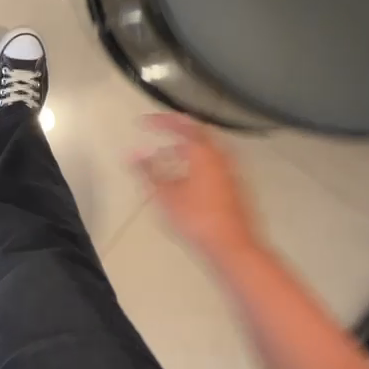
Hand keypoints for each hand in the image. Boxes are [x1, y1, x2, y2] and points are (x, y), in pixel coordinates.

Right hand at [131, 114, 263, 263]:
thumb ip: (147, 171)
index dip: (161, 121)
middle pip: (199, 136)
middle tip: (159, 133)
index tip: (143, 122)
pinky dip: (196, 163)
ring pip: (207, 152)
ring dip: (186, 150)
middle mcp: (221, 158)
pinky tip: (184, 180)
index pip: (183, 125)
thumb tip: (132, 154)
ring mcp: (232, 174)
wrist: (234, 248)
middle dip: (177, 133)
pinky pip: (213, 165)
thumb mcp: (165, 194)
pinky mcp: (236, 189)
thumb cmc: (197, 218)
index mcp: (204, 154)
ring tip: (167, 159)